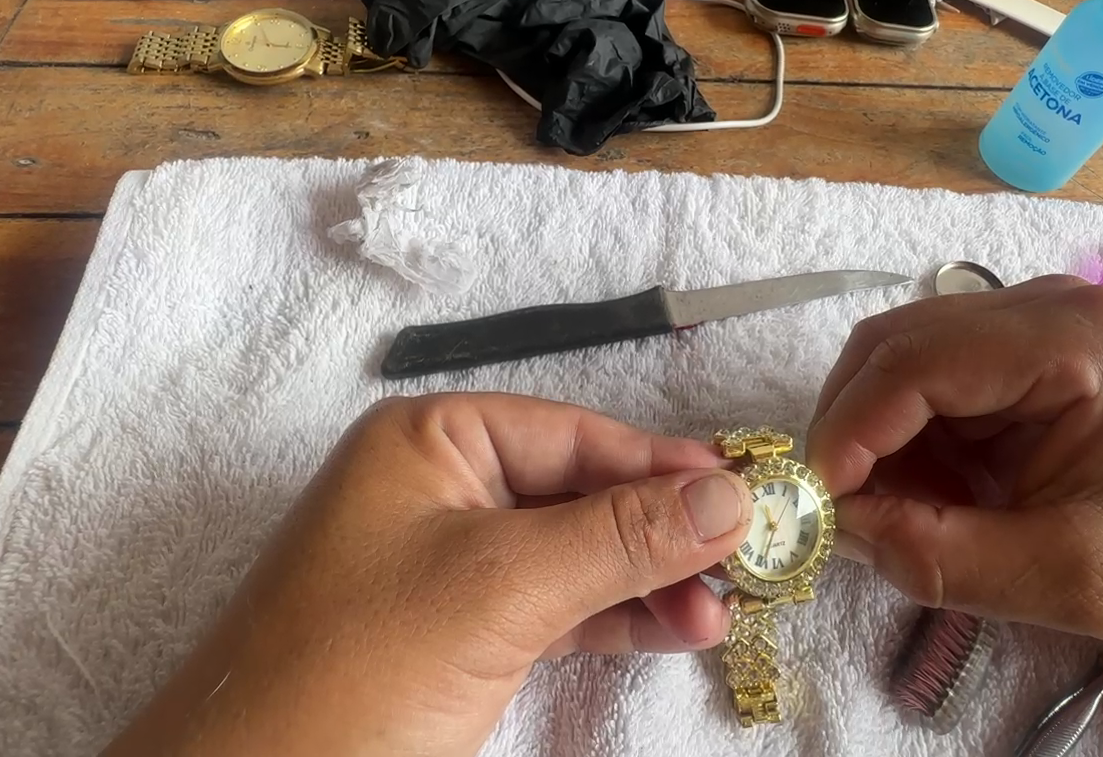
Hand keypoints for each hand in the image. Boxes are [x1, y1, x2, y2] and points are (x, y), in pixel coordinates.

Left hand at [104, 393, 751, 756]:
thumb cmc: (360, 668)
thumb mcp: (501, 585)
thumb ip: (621, 535)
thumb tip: (731, 495)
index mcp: (432, 438)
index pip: (570, 435)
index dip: (658, 461)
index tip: (739, 484)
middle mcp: (444, 483)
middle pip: (578, 492)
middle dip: (659, 529)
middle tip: (743, 554)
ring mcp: (453, 558)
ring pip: (574, 552)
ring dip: (646, 579)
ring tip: (720, 609)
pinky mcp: (461, 626)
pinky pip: (555, 603)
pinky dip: (613, 617)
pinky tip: (673, 628)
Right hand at [807, 275, 1102, 659]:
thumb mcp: (1076, 582)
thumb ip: (944, 557)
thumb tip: (837, 530)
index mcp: (1076, 336)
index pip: (919, 360)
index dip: (851, 427)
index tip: (814, 500)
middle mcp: (1044, 304)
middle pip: (896, 345)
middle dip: (852, 427)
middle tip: (837, 506)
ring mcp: (1030, 321)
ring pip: (899, 361)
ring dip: (875, 437)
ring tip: (891, 509)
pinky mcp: (1018, 351)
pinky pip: (927, 383)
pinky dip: (904, 440)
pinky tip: (927, 491)